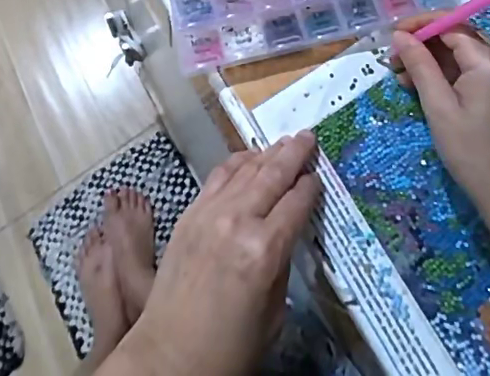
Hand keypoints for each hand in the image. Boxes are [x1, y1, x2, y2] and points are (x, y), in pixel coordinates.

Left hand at [105, 133, 321, 375]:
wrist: (169, 356)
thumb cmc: (229, 348)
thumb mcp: (273, 313)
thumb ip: (282, 264)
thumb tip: (286, 231)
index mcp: (264, 251)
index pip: (296, 204)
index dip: (311, 188)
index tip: (319, 177)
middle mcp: (237, 221)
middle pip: (272, 175)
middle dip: (294, 154)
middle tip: (309, 136)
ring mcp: (210, 212)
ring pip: (245, 169)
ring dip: (267, 153)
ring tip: (284, 141)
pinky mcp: (190, 212)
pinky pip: (218, 176)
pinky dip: (237, 162)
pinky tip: (249, 157)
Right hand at [392, 21, 489, 213]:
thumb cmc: (472, 153)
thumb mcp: (438, 107)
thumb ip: (419, 65)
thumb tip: (401, 35)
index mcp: (489, 61)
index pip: (450, 24)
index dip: (418, 25)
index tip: (391, 37)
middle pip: (458, 36)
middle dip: (423, 43)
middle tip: (394, 61)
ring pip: (463, 53)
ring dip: (433, 60)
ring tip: (404, 78)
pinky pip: (474, 70)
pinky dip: (448, 73)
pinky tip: (426, 88)